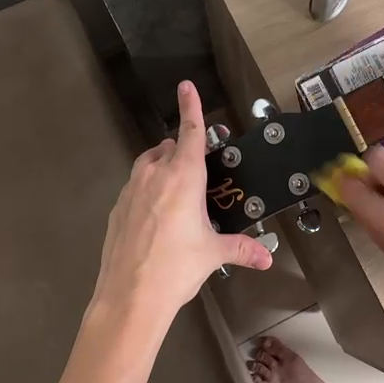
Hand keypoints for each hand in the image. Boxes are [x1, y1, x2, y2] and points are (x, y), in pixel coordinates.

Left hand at [91, 81, 272, 322]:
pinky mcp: (116, 210)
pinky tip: (156, 219)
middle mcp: (154, 175)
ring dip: (161, 168)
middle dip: (180, 151)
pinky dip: (146, 192)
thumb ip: (241, 249)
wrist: (129, 297)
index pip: (190, 132)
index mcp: (182, 177)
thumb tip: (266, 258)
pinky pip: (134, 189)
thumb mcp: (212, 254)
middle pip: (167, 148)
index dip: (190, 106)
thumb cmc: (176, 267)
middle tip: (196, 173)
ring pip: (147, 166)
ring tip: (177, 194)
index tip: (186, 85)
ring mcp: (131, 191)